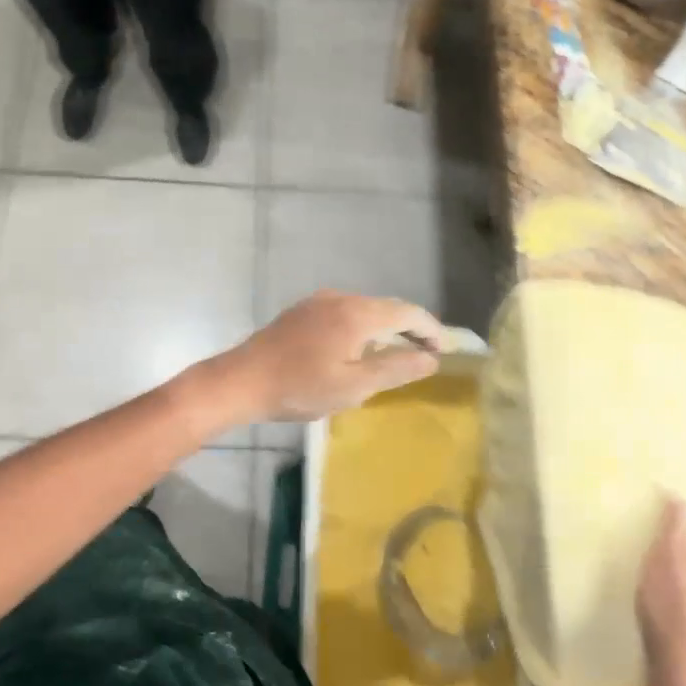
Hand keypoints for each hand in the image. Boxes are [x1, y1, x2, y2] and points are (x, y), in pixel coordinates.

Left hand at [207, 291, 447, 425]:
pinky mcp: (301, 312)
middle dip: (410, 328)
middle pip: (386, 307)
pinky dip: (362, 327)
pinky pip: (344, 312)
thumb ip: (396, 369)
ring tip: (396, 353)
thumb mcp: (354, 387)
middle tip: (425, 354)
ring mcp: (317, 302)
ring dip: (385, 327)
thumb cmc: (300, 388)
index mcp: (357, 313)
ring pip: (364, 308)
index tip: (444, 351)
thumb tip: (431, 358)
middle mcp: (340, 298)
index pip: (407, 312)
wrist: (242, 380)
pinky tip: (358, 349)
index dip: (430, 329)